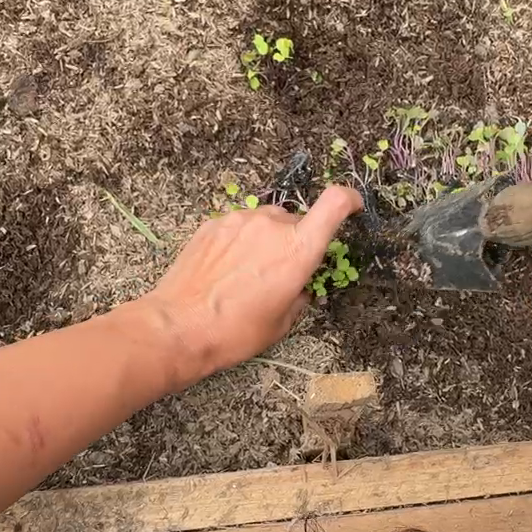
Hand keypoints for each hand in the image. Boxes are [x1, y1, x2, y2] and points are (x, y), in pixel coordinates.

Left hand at [139, 186, 362, 376]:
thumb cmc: (234, 331)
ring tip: (247, 276)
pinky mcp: (213, 223)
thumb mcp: (281, 323)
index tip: (353, 207)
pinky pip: (238, 227)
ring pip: (265, 223)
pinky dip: (240, 243)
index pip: (335, 203)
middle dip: (294, 242)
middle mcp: (272, 225)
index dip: (350, 200)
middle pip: (296, 221)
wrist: (177, 327)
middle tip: (279, 275)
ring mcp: (239, 220)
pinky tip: (225, 271)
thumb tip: (298, 287)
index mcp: (298, 249)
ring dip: (265, 242)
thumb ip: (299, 295)